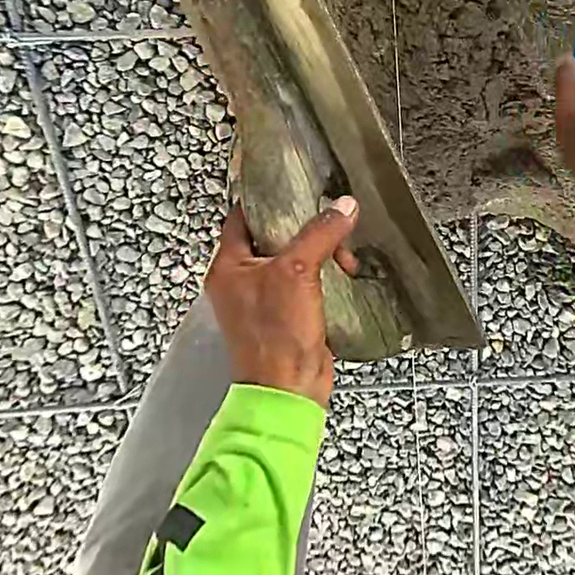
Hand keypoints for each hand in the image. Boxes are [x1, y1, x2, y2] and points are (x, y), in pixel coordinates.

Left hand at [205, 197, 360, 407]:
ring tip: (344, 257)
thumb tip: (345, 205)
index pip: (243, 216)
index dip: (266, 197)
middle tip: (330, 222)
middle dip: (307, 227)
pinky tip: (346, 271)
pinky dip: (326, 271)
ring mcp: (265, 297)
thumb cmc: (277, 334)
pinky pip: (308, 278)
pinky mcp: (288, 312)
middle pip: (276, 234)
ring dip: (322, 251)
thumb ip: (320, 233)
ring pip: (296, 256)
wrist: (289, 391)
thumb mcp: (297, 271)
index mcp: (229, 266)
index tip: (293, 183)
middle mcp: (243, 279)